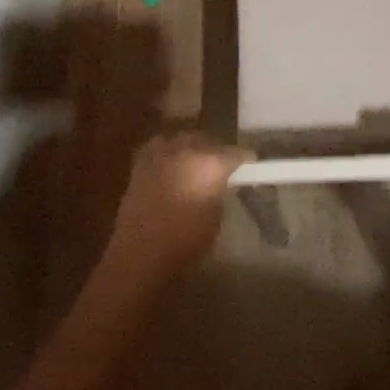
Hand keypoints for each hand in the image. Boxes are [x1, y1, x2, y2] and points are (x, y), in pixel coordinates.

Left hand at [105, 134, 245, 277]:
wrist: (140, 250)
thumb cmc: (184, 240)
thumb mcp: (215, 219)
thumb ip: (219, 192)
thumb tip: (220, 183)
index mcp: (212, 163)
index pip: (237, 153)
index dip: (245, 159)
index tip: (249, 165)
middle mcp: (188, 149)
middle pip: (209, 140)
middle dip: (216, 151)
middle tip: (220, 166)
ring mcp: (163, 152)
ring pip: (183, 139)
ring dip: (191, 148)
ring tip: (194, 161)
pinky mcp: (141, 161)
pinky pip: (160, 147)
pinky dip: (168, 152)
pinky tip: (170, 164)